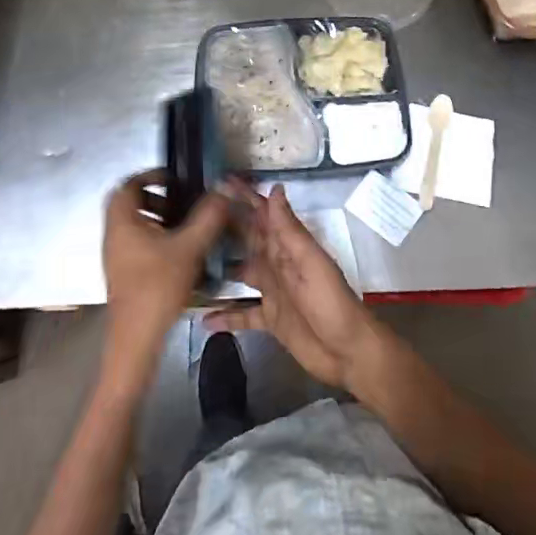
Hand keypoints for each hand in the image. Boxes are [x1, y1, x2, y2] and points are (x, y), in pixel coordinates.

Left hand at [102, 170, 229, 367]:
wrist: (137, 337)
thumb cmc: (158, 287)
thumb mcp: (190, 247)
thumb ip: (209, 216)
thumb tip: (224, 189)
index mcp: (122, 222)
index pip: (128, 184)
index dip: (150, 175)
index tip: (174, 178)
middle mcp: (113, 235)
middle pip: (129, 204)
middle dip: (157, 198)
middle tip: (181, 203)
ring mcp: (115, 256)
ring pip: (134, 225)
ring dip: (158, 220)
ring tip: (186, 228)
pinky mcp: (123, 273)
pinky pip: (137, 243)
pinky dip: (156, 239)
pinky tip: (180, 254)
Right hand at [209, 185, 383, 388]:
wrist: (347, 351)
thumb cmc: (330, 302)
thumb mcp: (310, 263)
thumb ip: (289, 230)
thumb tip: (275, 189)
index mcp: (288, 249)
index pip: (264, 215)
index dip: (245, 198)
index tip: (219, 183)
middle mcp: (278, 266)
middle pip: (248, 240)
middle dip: (225, 227)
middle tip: (193, 217)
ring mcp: (273, 293)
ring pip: (240, 274)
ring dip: (218, 268)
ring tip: (188, 263)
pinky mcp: (271, 320)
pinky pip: (243, 315)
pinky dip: (225, 316)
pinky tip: (203, 319)